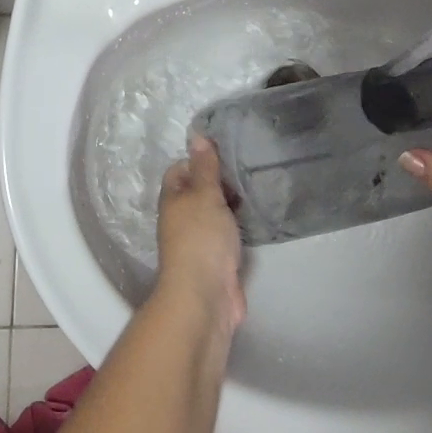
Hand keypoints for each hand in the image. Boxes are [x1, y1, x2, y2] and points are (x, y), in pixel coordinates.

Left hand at [154, 136, 246, 329]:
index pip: (182, 168)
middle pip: (200, 191)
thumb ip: (205, 167)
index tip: (228, 156)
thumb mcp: (204, 195)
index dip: (201, 160)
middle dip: (221, 182)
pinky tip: (258, 218)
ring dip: (232, 205)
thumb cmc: (201, 238)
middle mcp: (182, 217)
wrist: (206, 296)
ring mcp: (200, 240)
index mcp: (173, 199)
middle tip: (249, 170)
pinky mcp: (218, 259)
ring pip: (216, 214)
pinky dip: (240, 227)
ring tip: (258, 188)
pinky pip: (228, 235)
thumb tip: (196, 136)